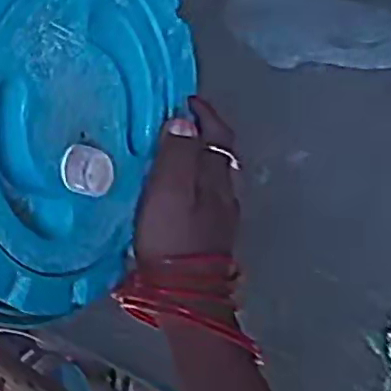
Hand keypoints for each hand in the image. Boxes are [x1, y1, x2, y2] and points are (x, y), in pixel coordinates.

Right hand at [134, 96, 240, 263]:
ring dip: (193, 154)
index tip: (185, 98)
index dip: (205, 116)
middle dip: (199, 132)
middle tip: (172, 118)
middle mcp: (223, 193)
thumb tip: (184, 120)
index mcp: (215, 180)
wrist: (185, 291)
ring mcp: (217, 214)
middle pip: (217, 154)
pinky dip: (188, 176)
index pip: (218, 138)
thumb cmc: (172, 236)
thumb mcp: (168, 192)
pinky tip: (169, 182)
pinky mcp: (205, 229)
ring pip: (211, 173)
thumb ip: (176, 157)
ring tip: (166, 146)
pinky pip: (200, 191)